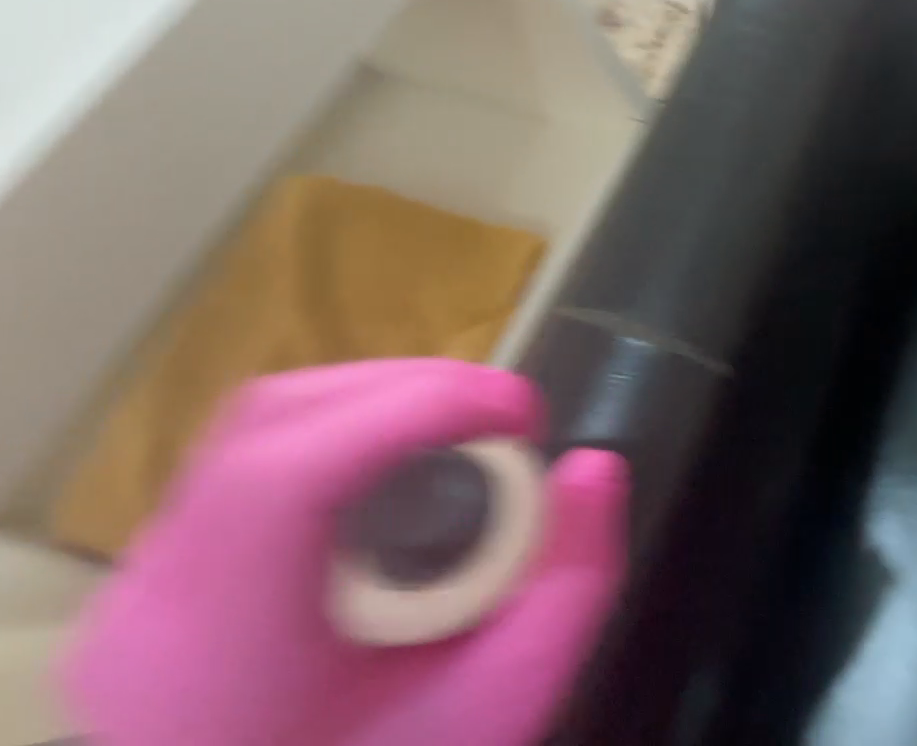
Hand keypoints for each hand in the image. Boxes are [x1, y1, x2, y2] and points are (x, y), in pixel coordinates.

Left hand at [61, 360, 626, 745]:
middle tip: (510, 419)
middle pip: (274, 422)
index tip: (522, 416)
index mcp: (222, 649)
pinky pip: (258, 455)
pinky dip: (353, 428)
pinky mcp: (169, 573)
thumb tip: (594, 466)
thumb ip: (573, 586)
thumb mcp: (508, 701)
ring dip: (384, 399)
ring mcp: (148, 581)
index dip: (415, 410)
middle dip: (413, 388)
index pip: (287, 475)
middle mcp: (158, 599)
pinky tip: (415, 464)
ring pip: (262, 425)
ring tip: (472, 429)